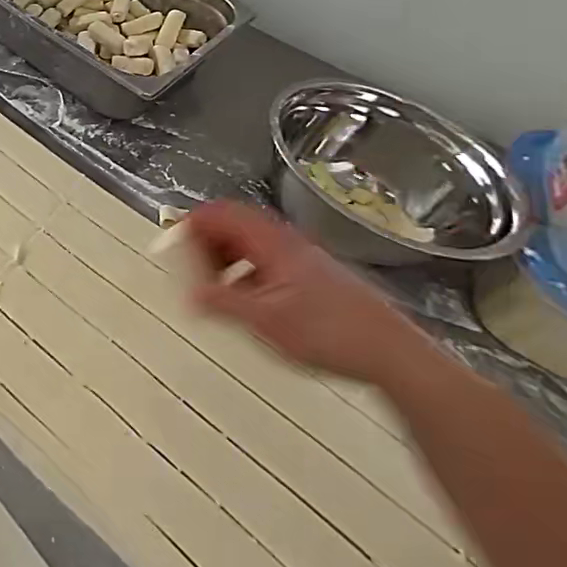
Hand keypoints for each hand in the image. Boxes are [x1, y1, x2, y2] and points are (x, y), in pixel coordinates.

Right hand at [185, 201, 432, 384]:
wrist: (392, 354)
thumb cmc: (329, 332)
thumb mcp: (265, 320)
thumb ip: (222, 303)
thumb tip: (187, 293)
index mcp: (272, 243)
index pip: (223, 213)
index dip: (193, 222)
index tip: (173, 241)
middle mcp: (286, 243)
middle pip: (234, 224)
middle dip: (206, 242)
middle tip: (190, 269)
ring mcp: (302, 259)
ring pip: (250, 244)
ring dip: (224, 258)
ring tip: (213, 287)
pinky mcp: (312, 277)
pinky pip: (265, 261)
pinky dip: (243, 271)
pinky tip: (245, 300)